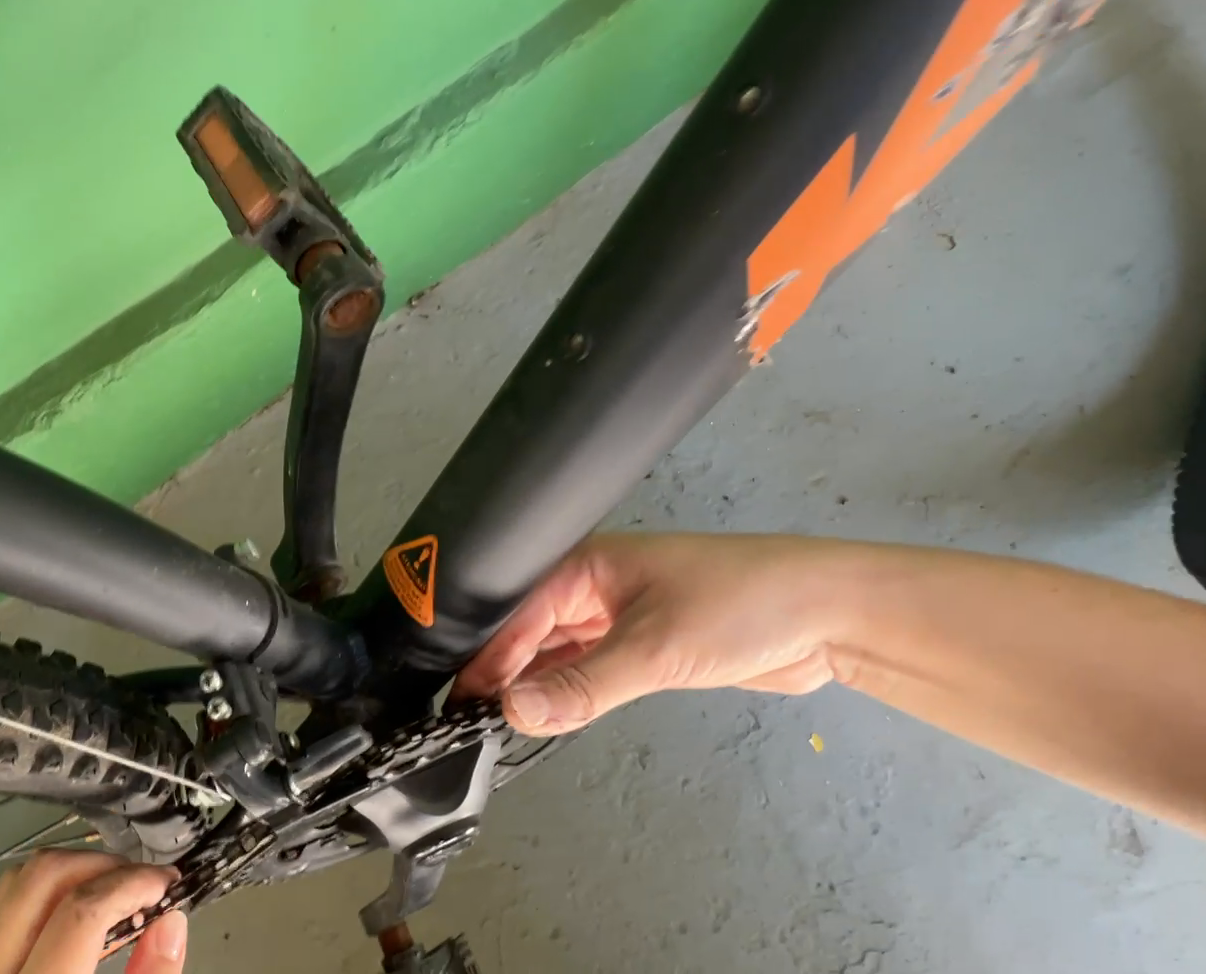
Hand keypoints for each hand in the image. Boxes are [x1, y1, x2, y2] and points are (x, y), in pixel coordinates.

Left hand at [0, 850, 185, 973]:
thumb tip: (171, 921)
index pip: (80, 913)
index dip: (131, 885)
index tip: (165, 883)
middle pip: (40, 879)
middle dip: (101, 866)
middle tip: (142, 881)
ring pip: (13, 884)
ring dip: (71, 872)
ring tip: (113, 891)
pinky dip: (42, 894)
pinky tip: (74, 913)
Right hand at [454, 534, 858, 734]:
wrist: (832, 615)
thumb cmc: (737, 608)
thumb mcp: (654, 649)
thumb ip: (583, 687)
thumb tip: (513, 714)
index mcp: (580, 567)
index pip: (514, 613)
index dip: (485, 656)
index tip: (457, 701)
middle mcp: (587, 588)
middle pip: (527, 631)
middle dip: (502, 670)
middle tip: (468, 718)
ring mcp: (613, 617)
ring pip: (555, 653)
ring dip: (533, 683)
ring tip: (494, 722)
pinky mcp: (638, 645)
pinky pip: (587, 669)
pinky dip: (568, 691)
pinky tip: (546, 715)